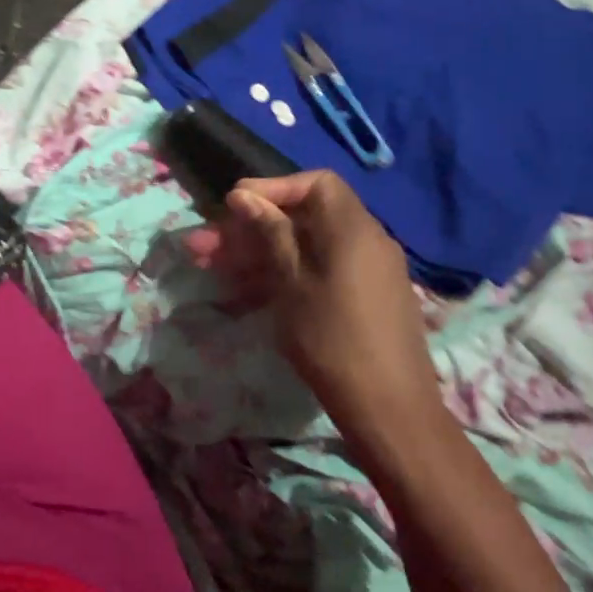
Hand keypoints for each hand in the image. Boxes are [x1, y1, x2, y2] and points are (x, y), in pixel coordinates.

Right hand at [187, 171, 440, 425]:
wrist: (389, 408)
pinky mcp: (361, 297)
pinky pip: (316, 268)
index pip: (316, 183)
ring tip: (209, 267)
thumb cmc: (332, 337)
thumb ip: (270, 233)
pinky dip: (280, 271)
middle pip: (302, 216)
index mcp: (353, 230)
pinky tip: (242, 289)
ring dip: (256, 252)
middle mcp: (365, 241)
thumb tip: (245, 195)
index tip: (234, 206)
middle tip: (203, 245)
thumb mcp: (290, 281)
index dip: (273, 188)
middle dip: (249, 227)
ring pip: (303, 246)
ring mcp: (365, 271)